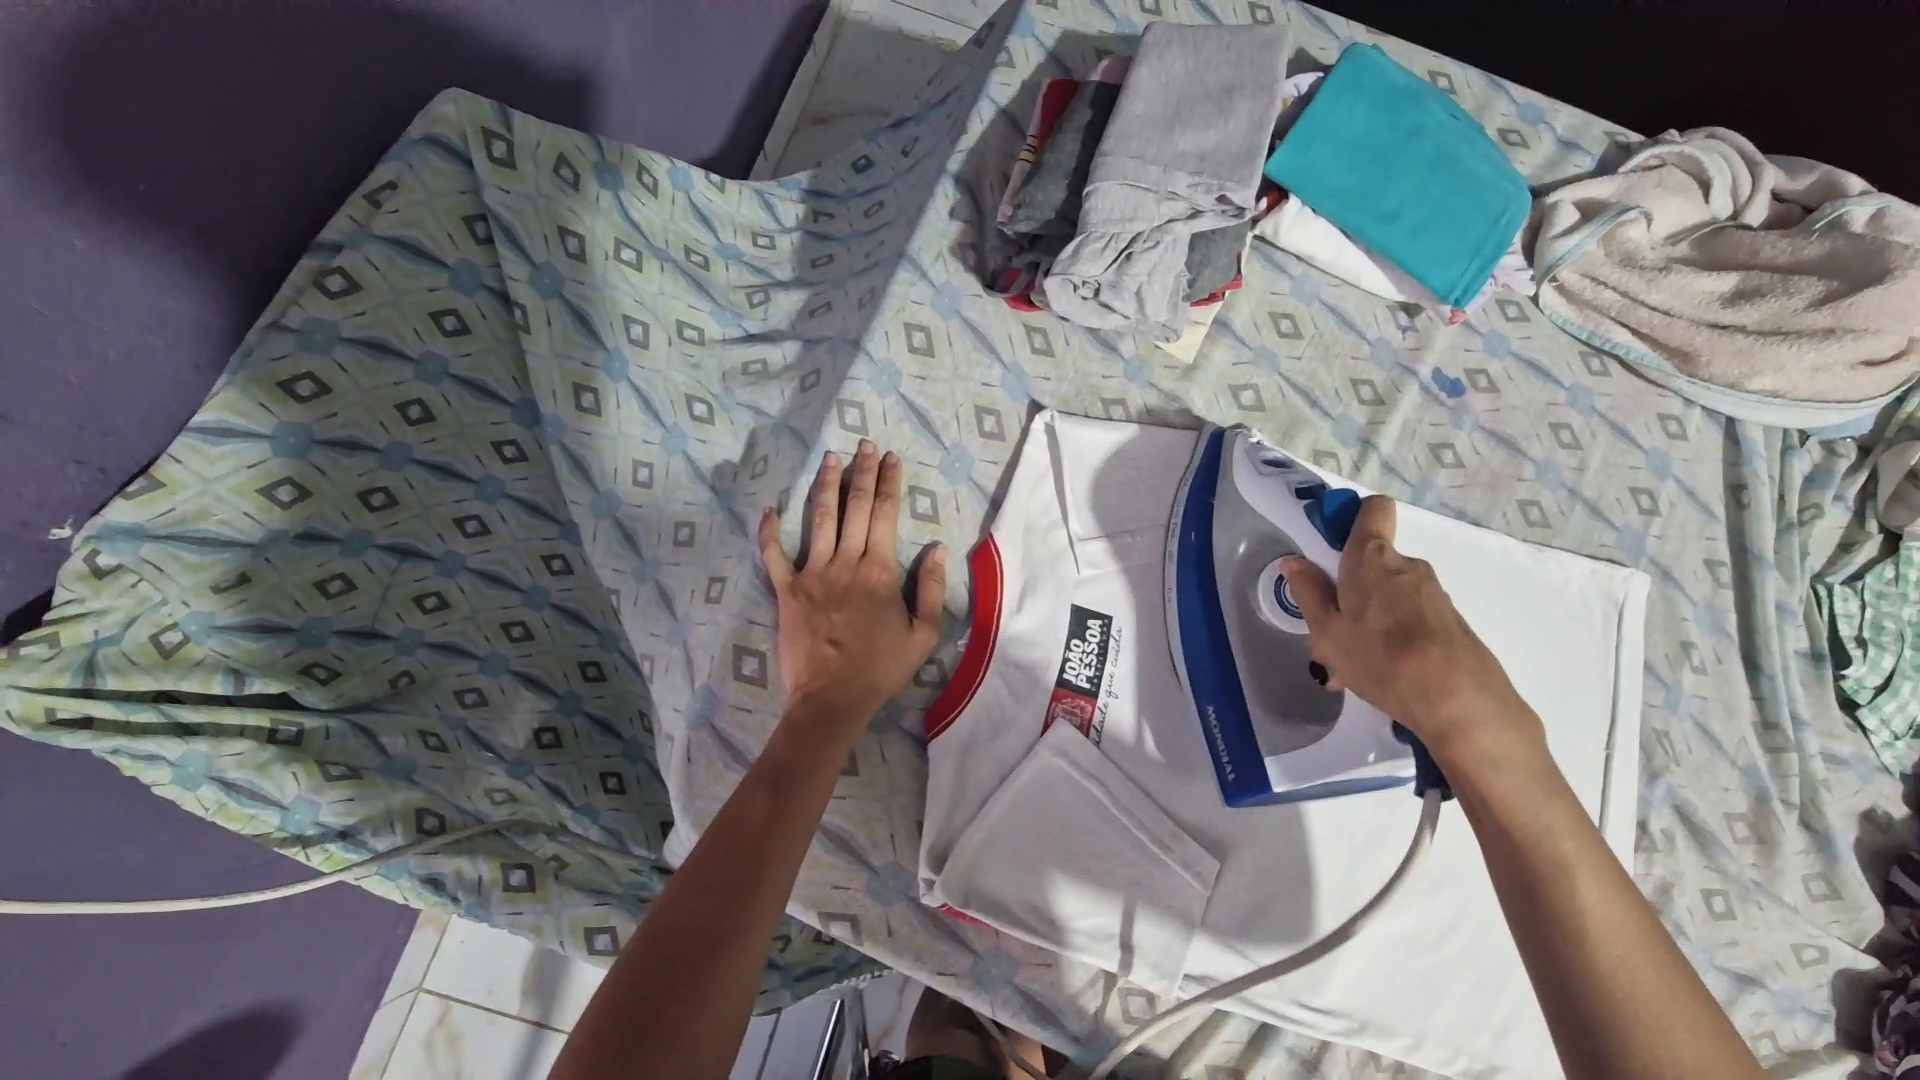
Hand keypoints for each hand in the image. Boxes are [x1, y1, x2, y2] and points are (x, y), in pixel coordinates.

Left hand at [758, 440, 945, 739]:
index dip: (890, 482)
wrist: (833, 698)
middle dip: (862, 472)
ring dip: (826, 485)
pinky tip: (770, 507)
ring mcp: (813, 573)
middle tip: (865, 444)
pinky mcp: (787, 590)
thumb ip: (933, 589)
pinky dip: (769, 530)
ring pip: (820, 518)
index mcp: (881, 571)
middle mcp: (847, 562)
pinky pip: (773, 554)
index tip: (891, 457)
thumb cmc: (882, 669)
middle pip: (856, 507)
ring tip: (831, 458)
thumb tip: (938, 548)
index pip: (887, 514)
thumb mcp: (924, 634)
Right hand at [1280, 495, 1540, 762]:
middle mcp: (1406, 566)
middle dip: (1347, 592)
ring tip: (1349, 668)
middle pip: (1370, 565)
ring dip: (1365, 622)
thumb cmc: (1381, 657)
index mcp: (1371, 558)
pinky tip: (1378, 676)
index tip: (1332, 546)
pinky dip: (1389, 639)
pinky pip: (1407, 620)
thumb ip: (1310, 593)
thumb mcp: (1328, 631)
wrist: (1459, 701)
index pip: (1373, 509)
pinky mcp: (1448, 622)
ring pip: (1386, 598)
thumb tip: (1295, 561)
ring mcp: (1432, 594)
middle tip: (1328, 635)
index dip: (1352, 517)